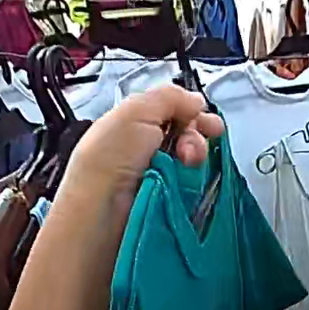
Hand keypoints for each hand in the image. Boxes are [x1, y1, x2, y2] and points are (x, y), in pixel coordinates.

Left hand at [61, 85, 223, 194]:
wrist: (102, 211)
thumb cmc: (109, 159)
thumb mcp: (136, 111)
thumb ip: (169, 98)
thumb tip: (196, 101)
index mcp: (133, 124)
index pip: (173, 113)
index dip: (191, 113)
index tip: (206, 119)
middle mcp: (146, 150)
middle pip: (187, 136)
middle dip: (196, 136)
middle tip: (191, 145)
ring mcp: (160, 178)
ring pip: (194, 162)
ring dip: (197, 157)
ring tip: (188, 162)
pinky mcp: (170, 203)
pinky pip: (194, 188)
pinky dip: (197, 182)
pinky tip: (191, 181)